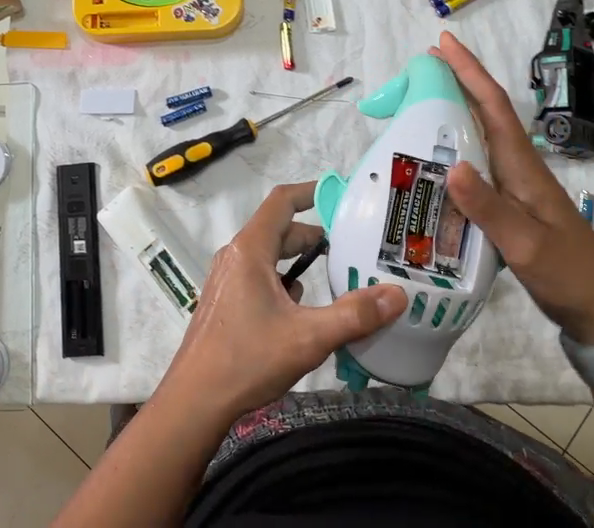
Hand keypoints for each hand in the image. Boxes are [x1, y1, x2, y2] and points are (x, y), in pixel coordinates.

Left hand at [158, 182, 406, 421]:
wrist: (196, 400)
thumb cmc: (247, 360)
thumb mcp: (308, 337)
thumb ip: (354, 315)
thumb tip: (397, 294)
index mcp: (250, 251)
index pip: (281, 202)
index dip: (310, 192)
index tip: (340, 196)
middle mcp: (235, 257)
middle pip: (279, 231)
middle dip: (314, 237)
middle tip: (351, 249)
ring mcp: (228, 280)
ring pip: (270, 258)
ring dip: (299, 264)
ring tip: (335, 280)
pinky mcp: (226, 302)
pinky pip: (260, 279)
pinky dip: (284, 284)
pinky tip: (304, 314)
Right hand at [432, 32, 593, 346]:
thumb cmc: (568, 274)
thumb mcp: (526, 245)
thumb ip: (489, 208)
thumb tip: (450, 165)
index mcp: (522, 168)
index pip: (494, 107)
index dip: (469, 72)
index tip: (443, 44)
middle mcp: (517, 168)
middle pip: (486, 112)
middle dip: (458, 81)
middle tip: (420, 65)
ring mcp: (515, 186)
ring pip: (480, 135)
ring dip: (454, 110)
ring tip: (420, 99)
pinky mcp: (509, 205)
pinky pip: (477, 163)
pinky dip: (454, 147)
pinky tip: (435, 157)